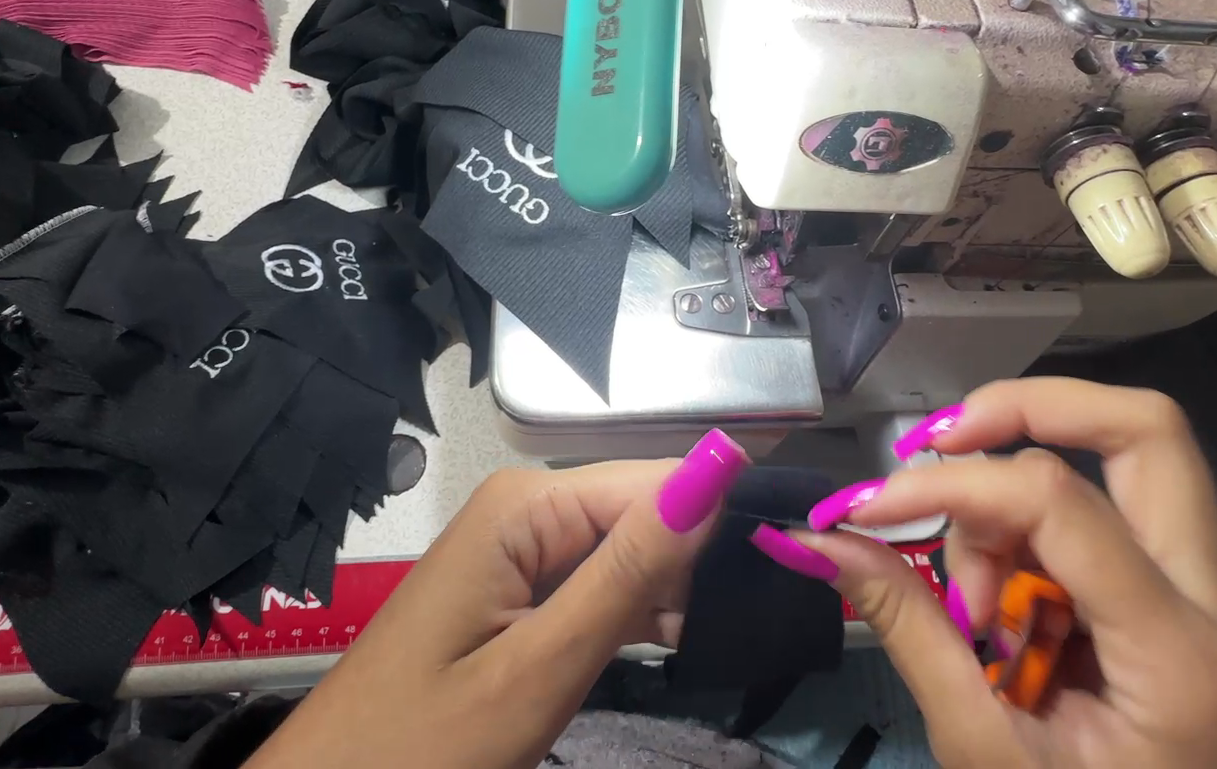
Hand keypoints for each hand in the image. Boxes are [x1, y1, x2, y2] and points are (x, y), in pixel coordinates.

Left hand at [243, 431, 749, 768]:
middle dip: (698, 557)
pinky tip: (674, 641)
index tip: (792, 562)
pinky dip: (639, 609)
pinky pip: (600, 578)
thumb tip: (715, 474)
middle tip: (757, 617)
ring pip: (629, 546)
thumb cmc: (423, 746)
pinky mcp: (522, 584)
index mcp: (527, 503)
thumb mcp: (539, 667)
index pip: (655, 480)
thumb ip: (630, 571)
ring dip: (675, 589)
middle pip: (644, 508)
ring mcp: (523, 545)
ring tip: (724, 635)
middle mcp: (528, 506)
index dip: (722, 515)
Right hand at [764, 378, 1216, 768]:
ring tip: (969, 591)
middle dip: (1025, 408)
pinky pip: (1091, 500)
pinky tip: (995, 596)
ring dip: (1012, 487)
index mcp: (1178, 655)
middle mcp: (1212, 598)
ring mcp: (1202, 586)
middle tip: (942, 442)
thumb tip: (819, 537)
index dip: (947, 486)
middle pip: (1142, 428)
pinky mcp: (1171, 583)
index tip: (867, 509)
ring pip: (1116, 452)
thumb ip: (904, 622)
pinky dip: (1022, 520)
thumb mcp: (979, 745)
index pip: (1056, 502)